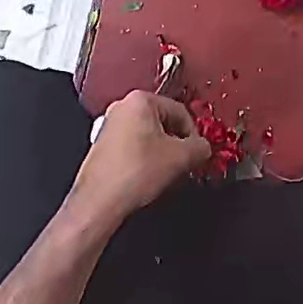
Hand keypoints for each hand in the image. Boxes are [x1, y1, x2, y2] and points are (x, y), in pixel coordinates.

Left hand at [70, 91, 208, 223]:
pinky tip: (148, 176)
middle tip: (184, 163)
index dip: (194, 134)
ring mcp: (110, 126)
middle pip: (164, 123)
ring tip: (166, 172)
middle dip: (177, 144)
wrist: (99, 202)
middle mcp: (122, 108)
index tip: (197, 151)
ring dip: (163, 153)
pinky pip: (134, 146)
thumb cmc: (133, 174)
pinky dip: (145, 158)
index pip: (181, 112)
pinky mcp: (103, 145)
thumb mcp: (181, 158)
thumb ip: (200, 147)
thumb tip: (203, 147)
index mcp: (140, 101)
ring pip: (149, 136)